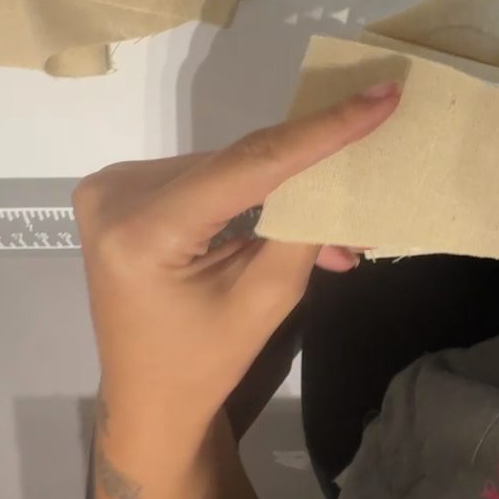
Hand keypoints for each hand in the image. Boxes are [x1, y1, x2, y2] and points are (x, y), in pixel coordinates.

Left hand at [72, 82, 399, 435]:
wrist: (149, 400)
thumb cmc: (206, 362)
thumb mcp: (267, 300)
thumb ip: (302, 228)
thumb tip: (341, 170)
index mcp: (143, 229)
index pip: (252, 163)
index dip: (322, 130)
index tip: (380, 97)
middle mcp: (119, 192)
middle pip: (242, 161)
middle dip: (313, 172)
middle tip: (372, 178)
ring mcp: (119, 188)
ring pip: (234, 167)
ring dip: (290, 190)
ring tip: (337, 232)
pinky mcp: (131, 192)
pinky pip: (216, 178)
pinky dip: (261, 197)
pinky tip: (295, 222)